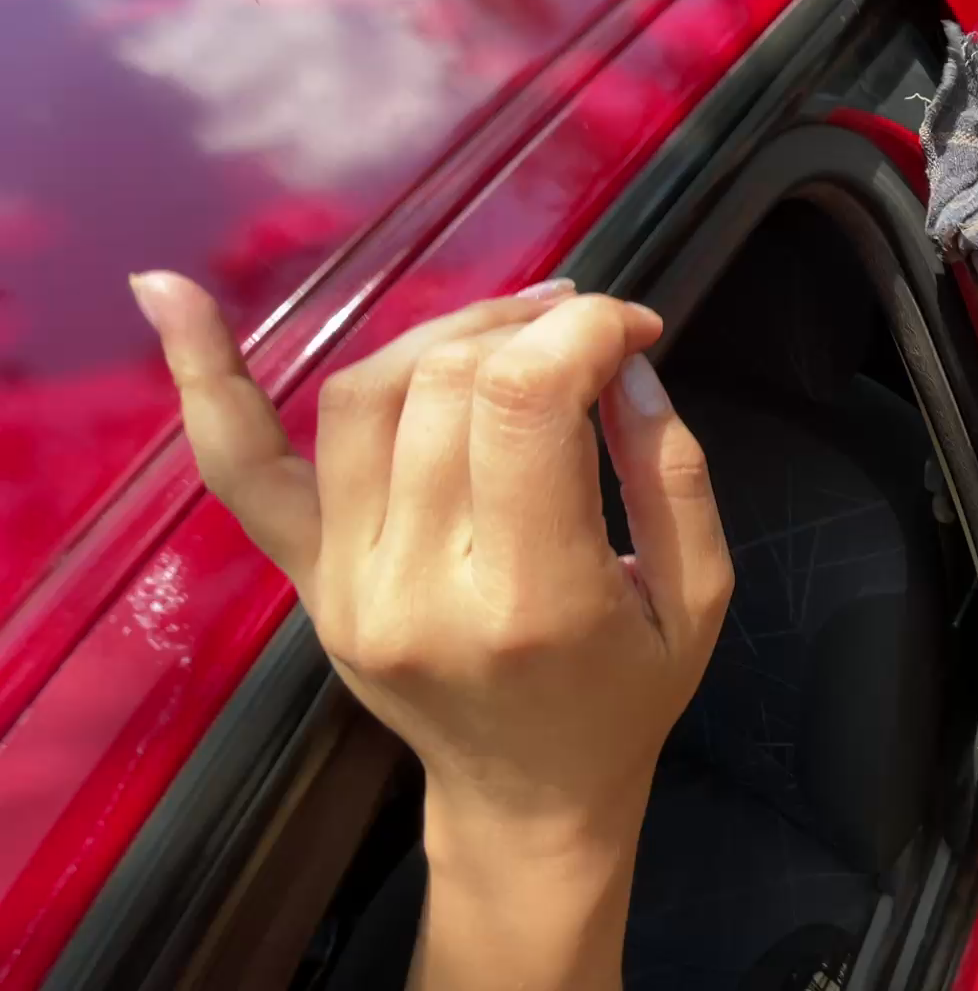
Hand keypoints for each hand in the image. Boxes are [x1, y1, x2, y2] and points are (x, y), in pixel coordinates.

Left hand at [130, 271, 730, 851]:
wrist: (534, 793)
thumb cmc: (635, 694)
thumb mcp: (701, 593)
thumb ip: (676, 475)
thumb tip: (628, 369)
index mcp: (537, 595)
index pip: (528, 406)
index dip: (583, 334)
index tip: (637, 328)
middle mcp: (419, 584)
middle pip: (451, 387)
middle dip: (535, 326)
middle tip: (596, 330)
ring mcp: (345, 584)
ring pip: (372, 397)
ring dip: (452, 332)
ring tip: (520, 324)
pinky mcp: (310, 582)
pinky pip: (243, 471)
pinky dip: (209, 378)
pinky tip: (171, 290)